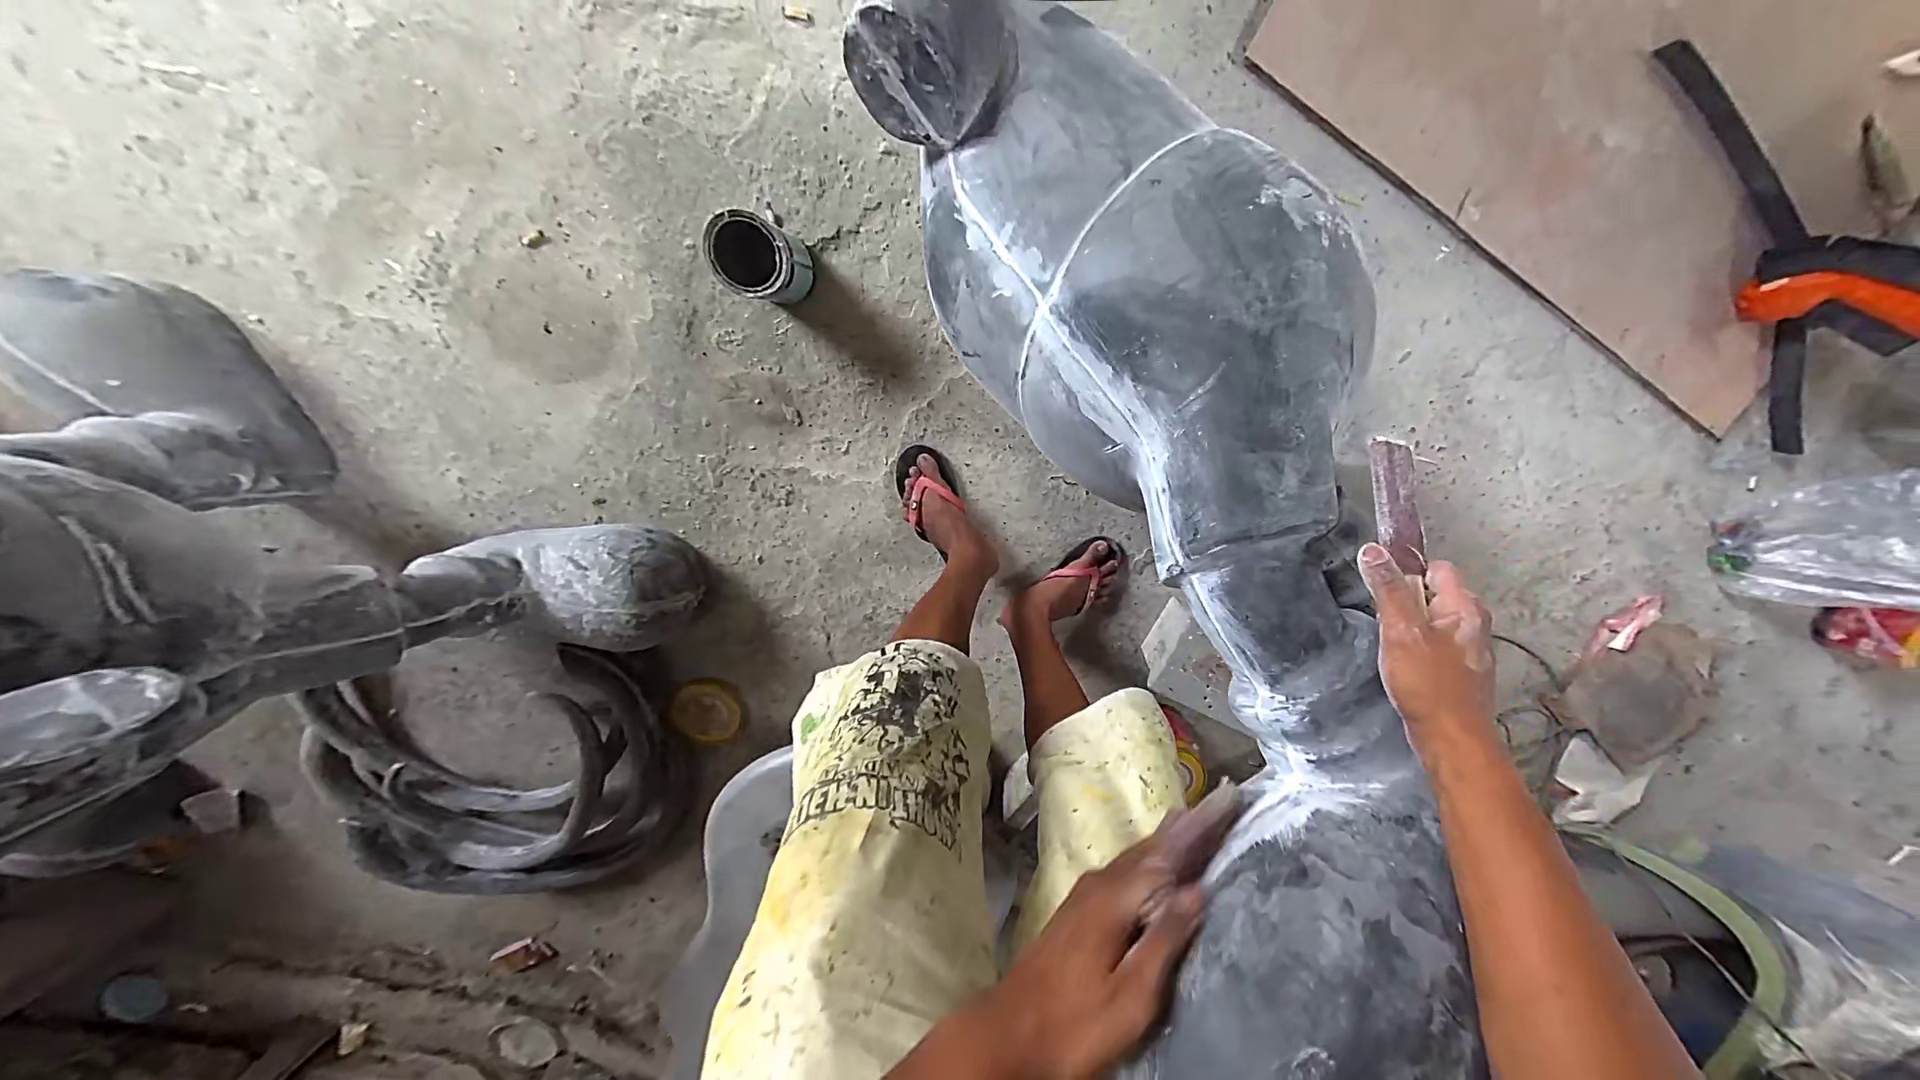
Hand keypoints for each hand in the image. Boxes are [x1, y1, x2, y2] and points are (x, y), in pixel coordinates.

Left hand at [888, 787, 1241, 1079]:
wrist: (1010, 1031)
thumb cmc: (1075, 1023)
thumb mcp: (1130, 996)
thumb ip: (1164, 940)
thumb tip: (1198, 890)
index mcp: (1113, 897)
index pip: (1167, 852)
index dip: (1200, 825)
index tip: (1227, 797)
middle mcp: (1098, 883)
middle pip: (1151, 847)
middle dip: (1188, 826)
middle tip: (1222, 804)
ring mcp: (1084, 892)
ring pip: (1135, 857)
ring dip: (1168, 840)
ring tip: (1199, 820)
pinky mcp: (1079, 907)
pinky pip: (1124, 871)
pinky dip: (1150, 859)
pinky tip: (1160, 862)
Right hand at [1357, 542, 1495, 752]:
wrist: (1450, 739)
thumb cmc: (1428, 683)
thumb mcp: (1401, 631)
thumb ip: (1388, 589)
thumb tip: (1372, 550)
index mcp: (1466, 608)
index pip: (1437, 568)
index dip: (1407, 572)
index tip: (1383, 591)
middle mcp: (1474, 623)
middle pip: (1433, 593)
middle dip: (1405, 601)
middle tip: (1385, 623)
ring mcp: (1469, 648)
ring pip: (1431, 619)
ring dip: (1409, 626)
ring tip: (1391, 644)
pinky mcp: (1459, 669)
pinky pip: (1433, 642)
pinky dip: (1415, 645)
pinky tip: (1402, 663)